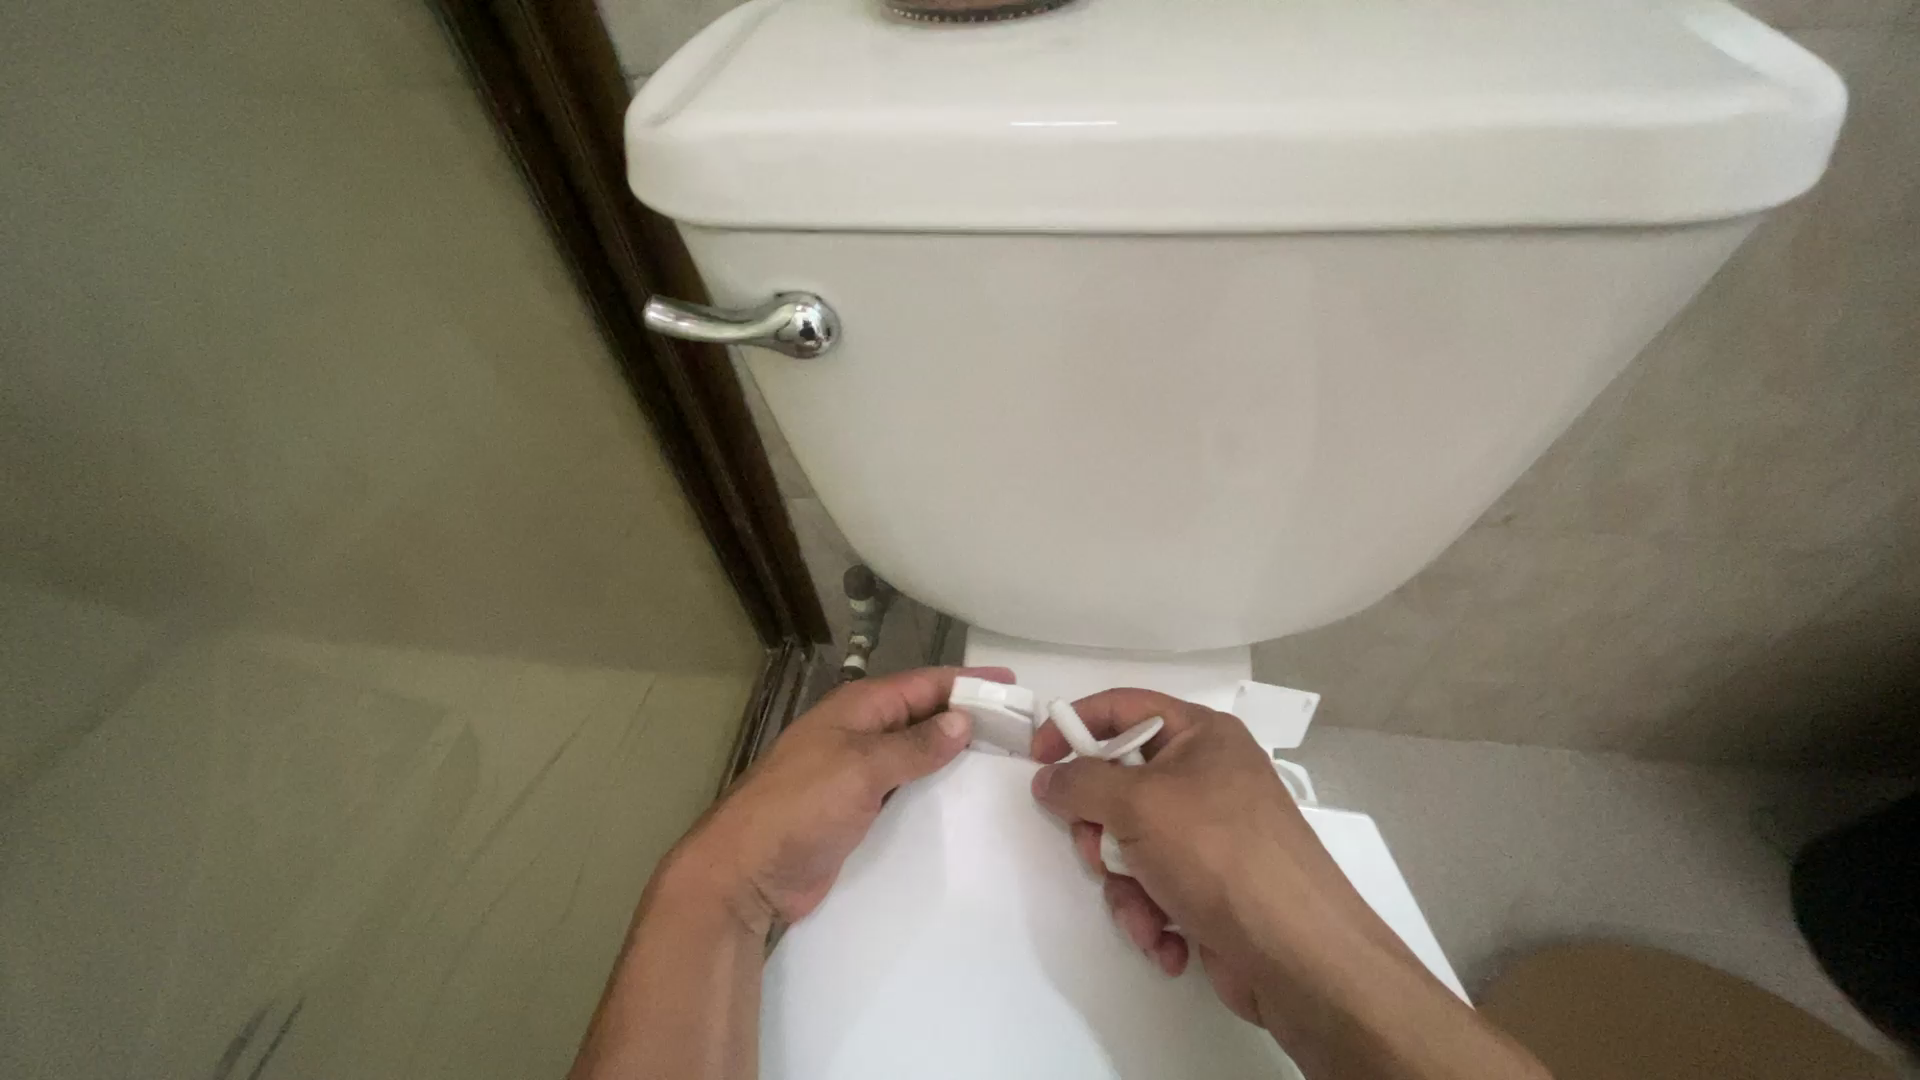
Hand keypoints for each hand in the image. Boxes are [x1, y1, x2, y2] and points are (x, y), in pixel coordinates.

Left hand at [667, 665, 1011, 936]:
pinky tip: (962, 795)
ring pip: (916, 750)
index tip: (1011, 685)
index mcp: (857, 709)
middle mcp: (860, 733)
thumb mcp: (860, 768)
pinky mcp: (857, 808)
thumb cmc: (799, 808)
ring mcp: (857, 772)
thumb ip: (912, 745)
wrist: (745, 871)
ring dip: (953, 750)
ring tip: (1001, 755)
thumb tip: (961, 721)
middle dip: (966, 714)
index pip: (923, 685)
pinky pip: (906, 787)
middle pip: (922, 714)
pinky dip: (934, 784)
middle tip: (1017, 724)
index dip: (967, 683)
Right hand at [1029, 690, 1423, 1025]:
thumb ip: (1080, 783)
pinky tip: (1167, 939)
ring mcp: (1210, 833)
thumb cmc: (1218, 854)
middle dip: (1099, 828)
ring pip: (1130, 841)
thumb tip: (1048, 778)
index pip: (1122, 707)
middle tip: (1095, 850)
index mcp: (1201, 735)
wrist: (1301, 958)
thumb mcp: (1138, 804)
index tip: (1037, 758)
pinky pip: (1155, 883)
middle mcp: (1207, 775)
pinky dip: (1150, 912)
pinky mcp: (1211, 884)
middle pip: (1120, 782)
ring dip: (1124, 882)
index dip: (1074, 725)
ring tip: (1142, 909)